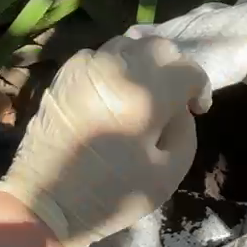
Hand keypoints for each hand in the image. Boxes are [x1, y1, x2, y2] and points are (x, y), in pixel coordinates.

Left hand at [0, 35, 210, 246]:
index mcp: (143, 96)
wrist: (46, 202)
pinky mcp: (64, 75)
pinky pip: (99, 57)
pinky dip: (115, 68)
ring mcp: (85, 68)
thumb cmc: (110, 195)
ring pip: (127, 45)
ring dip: (143, 63)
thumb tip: (179, 108)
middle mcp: (114, 71)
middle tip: (174, 97)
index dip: (200, 87)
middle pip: (158, 46)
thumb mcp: (167, 173)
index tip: (197, 109)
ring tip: (144, 92)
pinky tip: (114, 94)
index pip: (186, 69)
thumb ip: (184, 131)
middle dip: (174, 68)